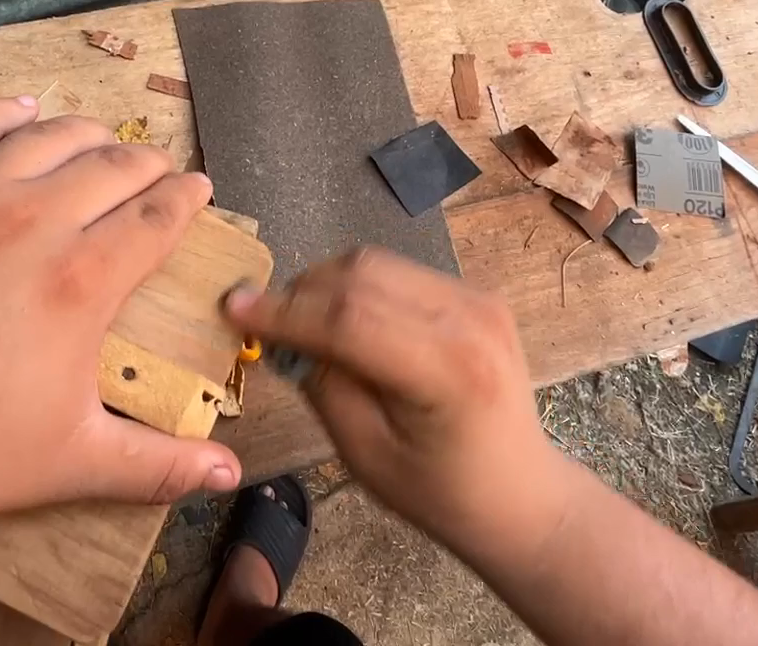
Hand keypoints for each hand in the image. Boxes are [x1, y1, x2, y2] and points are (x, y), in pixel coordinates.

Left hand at [0, 96, 242, 551]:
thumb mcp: (72, 462)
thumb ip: (159, 462)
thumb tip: (231, 474)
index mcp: (83, 279)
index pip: (157, 217)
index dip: (186, 198)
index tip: (197, 189)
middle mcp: (34, 219)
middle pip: (113, 165)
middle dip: (147, 163)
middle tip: (154, 170)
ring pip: (49, 136)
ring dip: (88, 134)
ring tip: (100, 140)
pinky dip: (4, 112)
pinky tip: (22, 109)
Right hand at [222, 249, 568, 564]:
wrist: (524, 495)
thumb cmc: (441, 493)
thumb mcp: (365, 455)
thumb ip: (323, 384)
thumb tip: (286, 335)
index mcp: (448, 370)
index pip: (349, 318)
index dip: (285, 310)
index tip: (233, 308)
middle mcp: (468, 318)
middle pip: (360, 275)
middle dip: (300, 291)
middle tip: (264, 319)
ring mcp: (476, 297)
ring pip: (374, 262)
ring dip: (325, 284)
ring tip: (303, 320)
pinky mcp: (474, 292)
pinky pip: (396, 271)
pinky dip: (356, 285)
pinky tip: (344, 318)